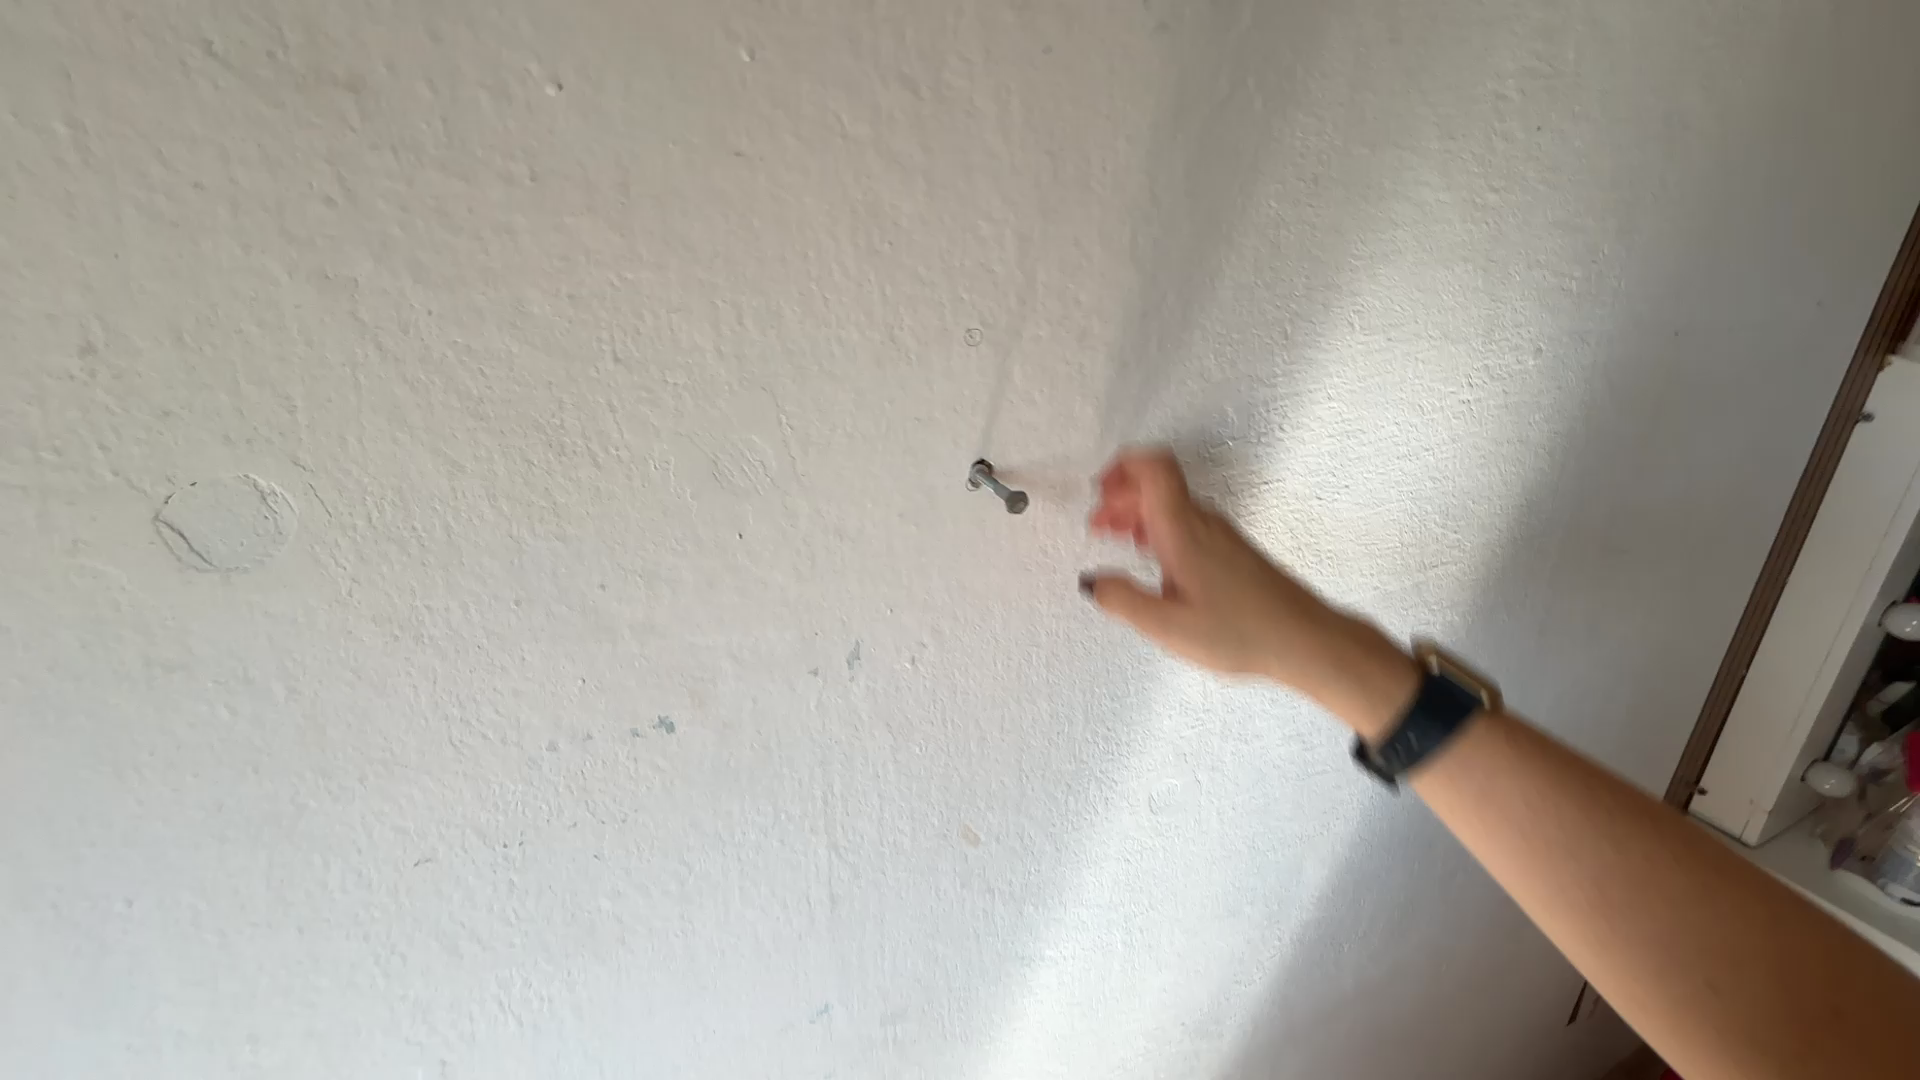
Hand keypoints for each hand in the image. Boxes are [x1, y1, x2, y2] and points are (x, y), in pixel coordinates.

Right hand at [1082, 448, 1416, 736]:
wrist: (1305, 641)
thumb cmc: (1245, 633)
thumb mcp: (1168, 626)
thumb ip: (1122, 600)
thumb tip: (1092, 582)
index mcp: (1183, 532)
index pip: (1153, 469)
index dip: (1121, 468)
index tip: (1099, 491)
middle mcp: (1202, 523)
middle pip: (1156, 483)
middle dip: (1119, 494)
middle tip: (1097, 523)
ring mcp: (1218, 533)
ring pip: (1170, 502)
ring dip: (1136, 511)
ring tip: (1114, 536)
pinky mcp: (1228, 548)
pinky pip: (1184, 520)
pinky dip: (1156, 526)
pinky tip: (1149, 554)